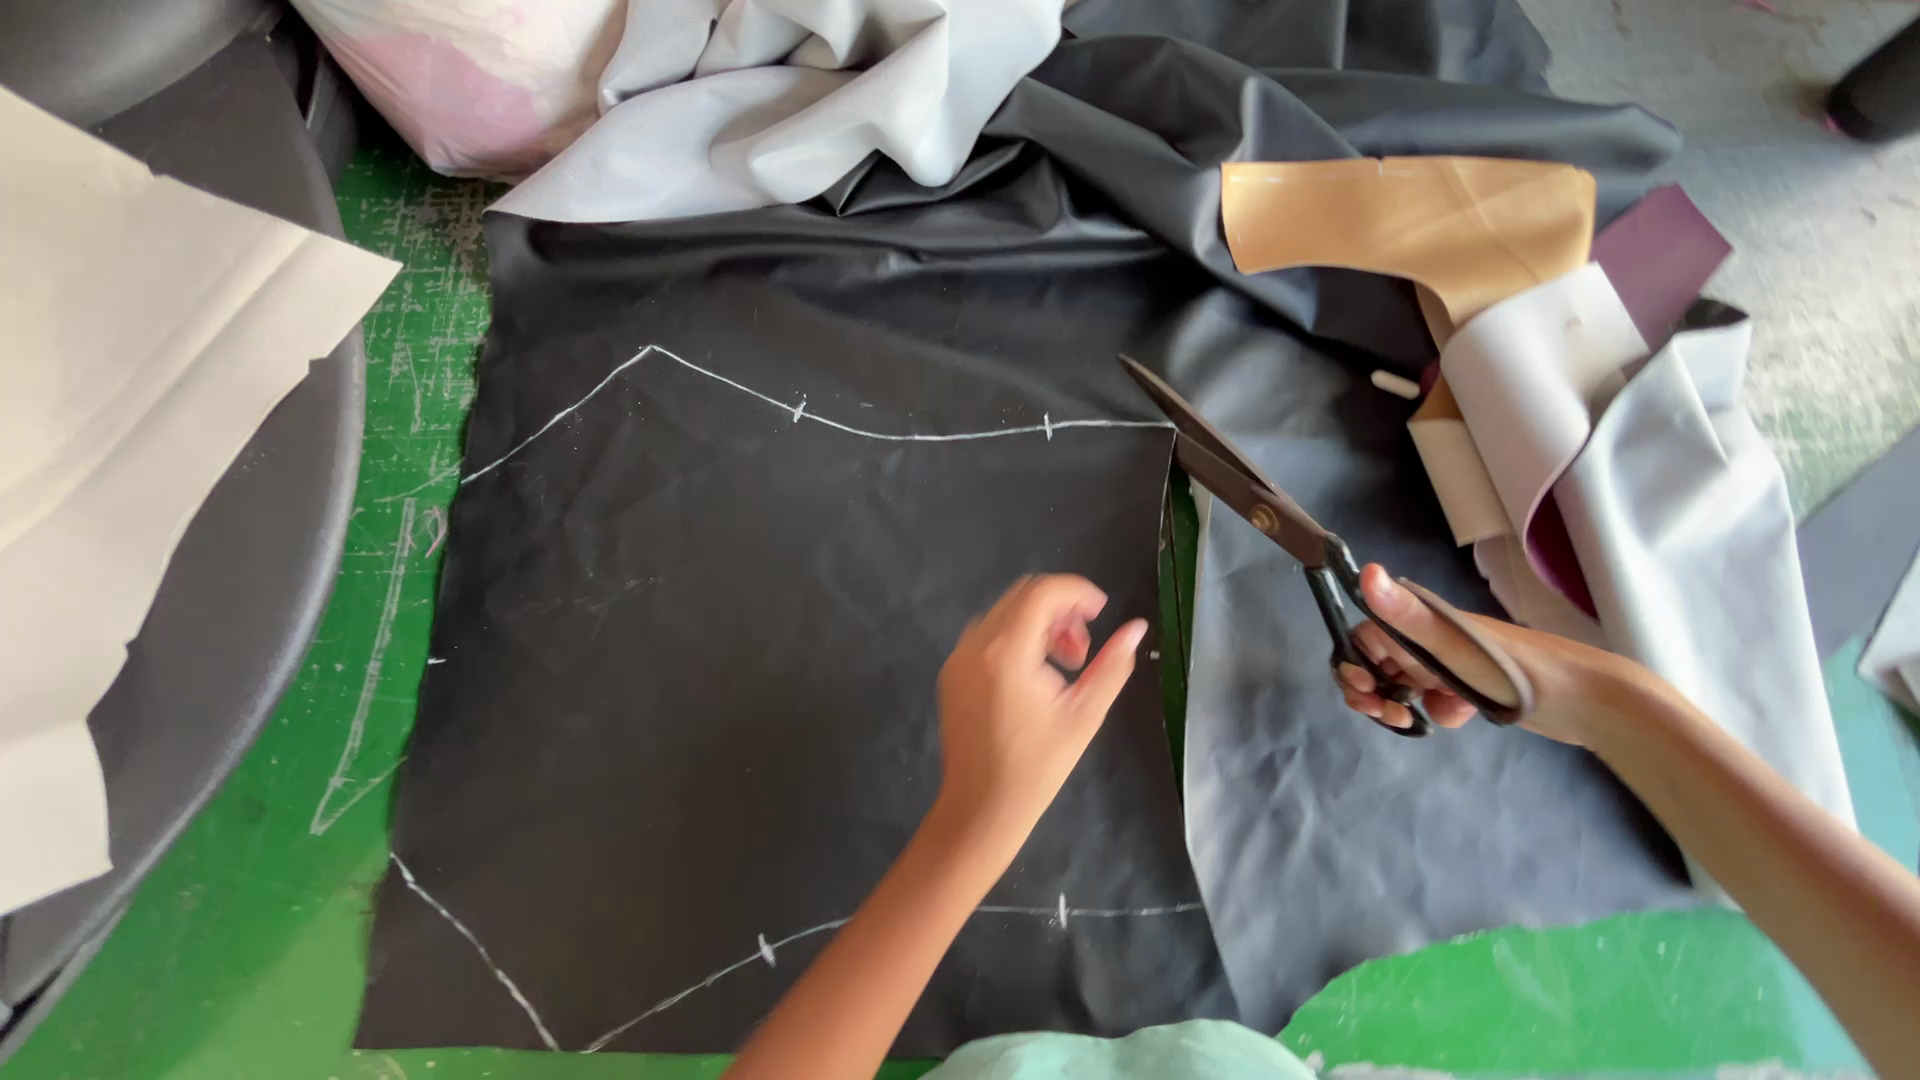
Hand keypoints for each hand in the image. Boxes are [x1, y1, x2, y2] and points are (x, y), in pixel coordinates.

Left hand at [934, 575, 1147, 849]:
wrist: (981, 807)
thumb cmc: (1037, 766)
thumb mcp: (1084, 715)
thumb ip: (1112, 666)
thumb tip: (1136, 629)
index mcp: (1006, 651)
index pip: (1042, 592)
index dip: (1077, 591)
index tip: (1101, 611)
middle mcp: (975, 644)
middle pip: (1022, 596)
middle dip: (1060, 609)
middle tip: (1083, 650)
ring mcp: (958, 656)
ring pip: (1004, 612)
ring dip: (1039, 623)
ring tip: (1064, 666)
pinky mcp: (951, 672)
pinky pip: (987, 634)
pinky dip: (1015, 638)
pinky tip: (1034, 675)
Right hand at [1334, 563, 1653, 744]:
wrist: (1587, 701)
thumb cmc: (1512, 669)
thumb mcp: (1450, 642)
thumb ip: (1404, 613)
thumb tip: (1365, 571)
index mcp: (1418, 622)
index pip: (1361, 640)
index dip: (1352, 665)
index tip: (1364, 689)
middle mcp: (1427, 638)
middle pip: (1375, 664)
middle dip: (1368, 691)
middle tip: (1383, 713)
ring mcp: (1447, 664)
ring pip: (1400, 686)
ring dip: (1396, 705)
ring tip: (1410, 722)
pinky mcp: (1467, 688)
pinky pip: (1434, 702)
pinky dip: (1438, 713)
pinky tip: (1459, 716)